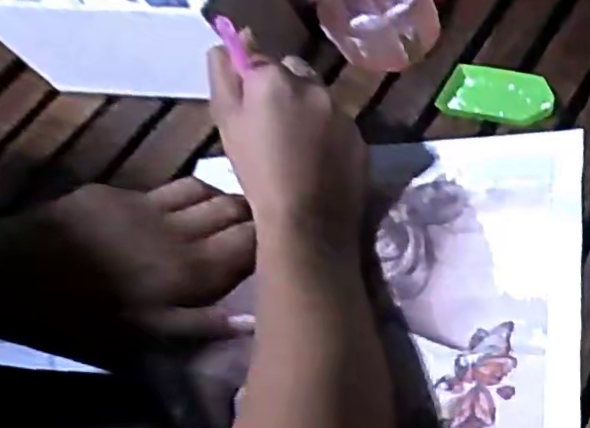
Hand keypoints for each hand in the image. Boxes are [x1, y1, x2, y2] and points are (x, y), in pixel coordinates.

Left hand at [25, 179, 256, 342]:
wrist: (6, 273)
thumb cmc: (91, 315)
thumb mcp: (156, 334)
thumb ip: (210, 325)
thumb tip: (259, 320)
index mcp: (197, 268)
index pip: (254, 241)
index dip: (277, 240)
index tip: (294, 250)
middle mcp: (180, 231)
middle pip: (235, 208)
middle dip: (257, 216)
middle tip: (270, 233)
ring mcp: (146, 207)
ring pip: (205, 190)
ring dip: (225, 201)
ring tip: (234, 220)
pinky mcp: (116, 195)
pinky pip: (168, 188)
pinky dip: (190, 197)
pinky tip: (189, 213)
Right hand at [207, 48, 365, 247]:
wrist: (310, 222)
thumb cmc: (260, 172)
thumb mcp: (226, 117)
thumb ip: (225, 73)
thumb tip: (234, 45)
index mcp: (276, 78)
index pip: (260, 58)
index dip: (253, 79)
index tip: (253, 104)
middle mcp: (316, 91)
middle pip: (296, 75)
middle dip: (286, 91)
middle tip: (278, 126)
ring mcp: (345, 119)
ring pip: (322, 101)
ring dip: (311, 112)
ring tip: (302, 147)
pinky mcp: (363, 144)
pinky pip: (342, 128)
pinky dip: (331, 135)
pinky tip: (322, 159)